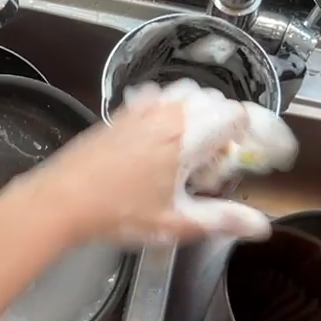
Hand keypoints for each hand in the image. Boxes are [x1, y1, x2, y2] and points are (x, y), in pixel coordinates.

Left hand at [8, 89, 269, 245]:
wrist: (61, 200)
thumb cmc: (117, 213)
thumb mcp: (175, 223)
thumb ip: (221, 219)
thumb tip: (260, 225)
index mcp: (186, 136)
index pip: (234, 114)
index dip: (247, 133)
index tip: (245, 155)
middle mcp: (166, 114)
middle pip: (211, 100)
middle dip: (223, 125)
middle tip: (215, 162)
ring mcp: (140, 110)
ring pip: (183, 94)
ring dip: (196, 114)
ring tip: (190, 150)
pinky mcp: (120, 115)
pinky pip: (154, 98)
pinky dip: (167, 110)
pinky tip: (159, 139)